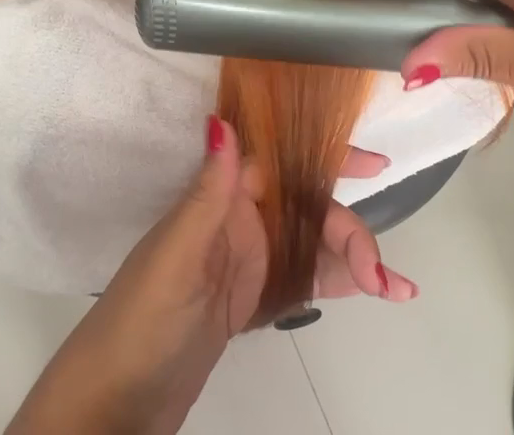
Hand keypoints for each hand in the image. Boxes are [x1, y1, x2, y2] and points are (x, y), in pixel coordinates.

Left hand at [9, 120, 412, 433]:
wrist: (122, 391)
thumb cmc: (144, 315)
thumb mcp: (176, 254)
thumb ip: (207, 193)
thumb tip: (222, 122)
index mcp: (214, 199)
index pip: (276, 163)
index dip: (323, 159)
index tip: (372, 163)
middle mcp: (234, 220)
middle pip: (305, 206)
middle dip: (348, 229)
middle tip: (378, 270)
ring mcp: (247, 259)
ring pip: (313, 242)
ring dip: (355, 257)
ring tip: (392, 287)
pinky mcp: (255, 296)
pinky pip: (306, 278)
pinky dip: (342, 282)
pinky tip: (376, 292)